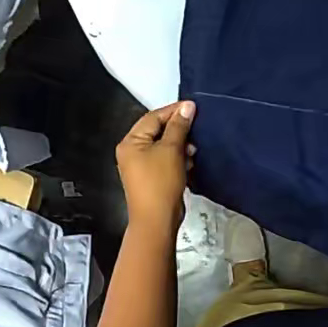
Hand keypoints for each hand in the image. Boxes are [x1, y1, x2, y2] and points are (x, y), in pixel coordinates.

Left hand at [117, 100, 195, 231]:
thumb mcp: (171, 150)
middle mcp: (132, 152)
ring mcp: (141, 166)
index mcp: (130, 142)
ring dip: (180, 146)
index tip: (194, 108)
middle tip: (197, 130)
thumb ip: (179, 126)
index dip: (174, 111)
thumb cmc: (160, 182)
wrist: (157, 220)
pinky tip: (190, 162)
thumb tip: (187, 107)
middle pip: (158, 131)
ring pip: (164, 147)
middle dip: (178, 131)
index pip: (153, 118)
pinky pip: (166, 160)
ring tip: (193, 150)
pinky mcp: (152, 177)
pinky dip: (178, 159)